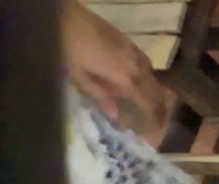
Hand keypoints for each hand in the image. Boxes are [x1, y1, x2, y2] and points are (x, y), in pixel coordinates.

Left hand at [64, 0, 164, 134]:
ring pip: (155, 80)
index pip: (151, 107)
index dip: (155, 122)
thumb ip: (99, 96)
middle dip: (159, 109)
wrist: (59, 12)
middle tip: (154, 120)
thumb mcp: (76, 73)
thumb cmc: (64, 45)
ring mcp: (136, 55)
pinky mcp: (129, 43)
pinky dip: (147, 75)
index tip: (156, 134)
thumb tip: (118, 119)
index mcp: (128, 81)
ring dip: (154, 93)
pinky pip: (146, 65)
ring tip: (147, 100)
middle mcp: (139, 70)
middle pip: (158, 95)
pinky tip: (138, 76)